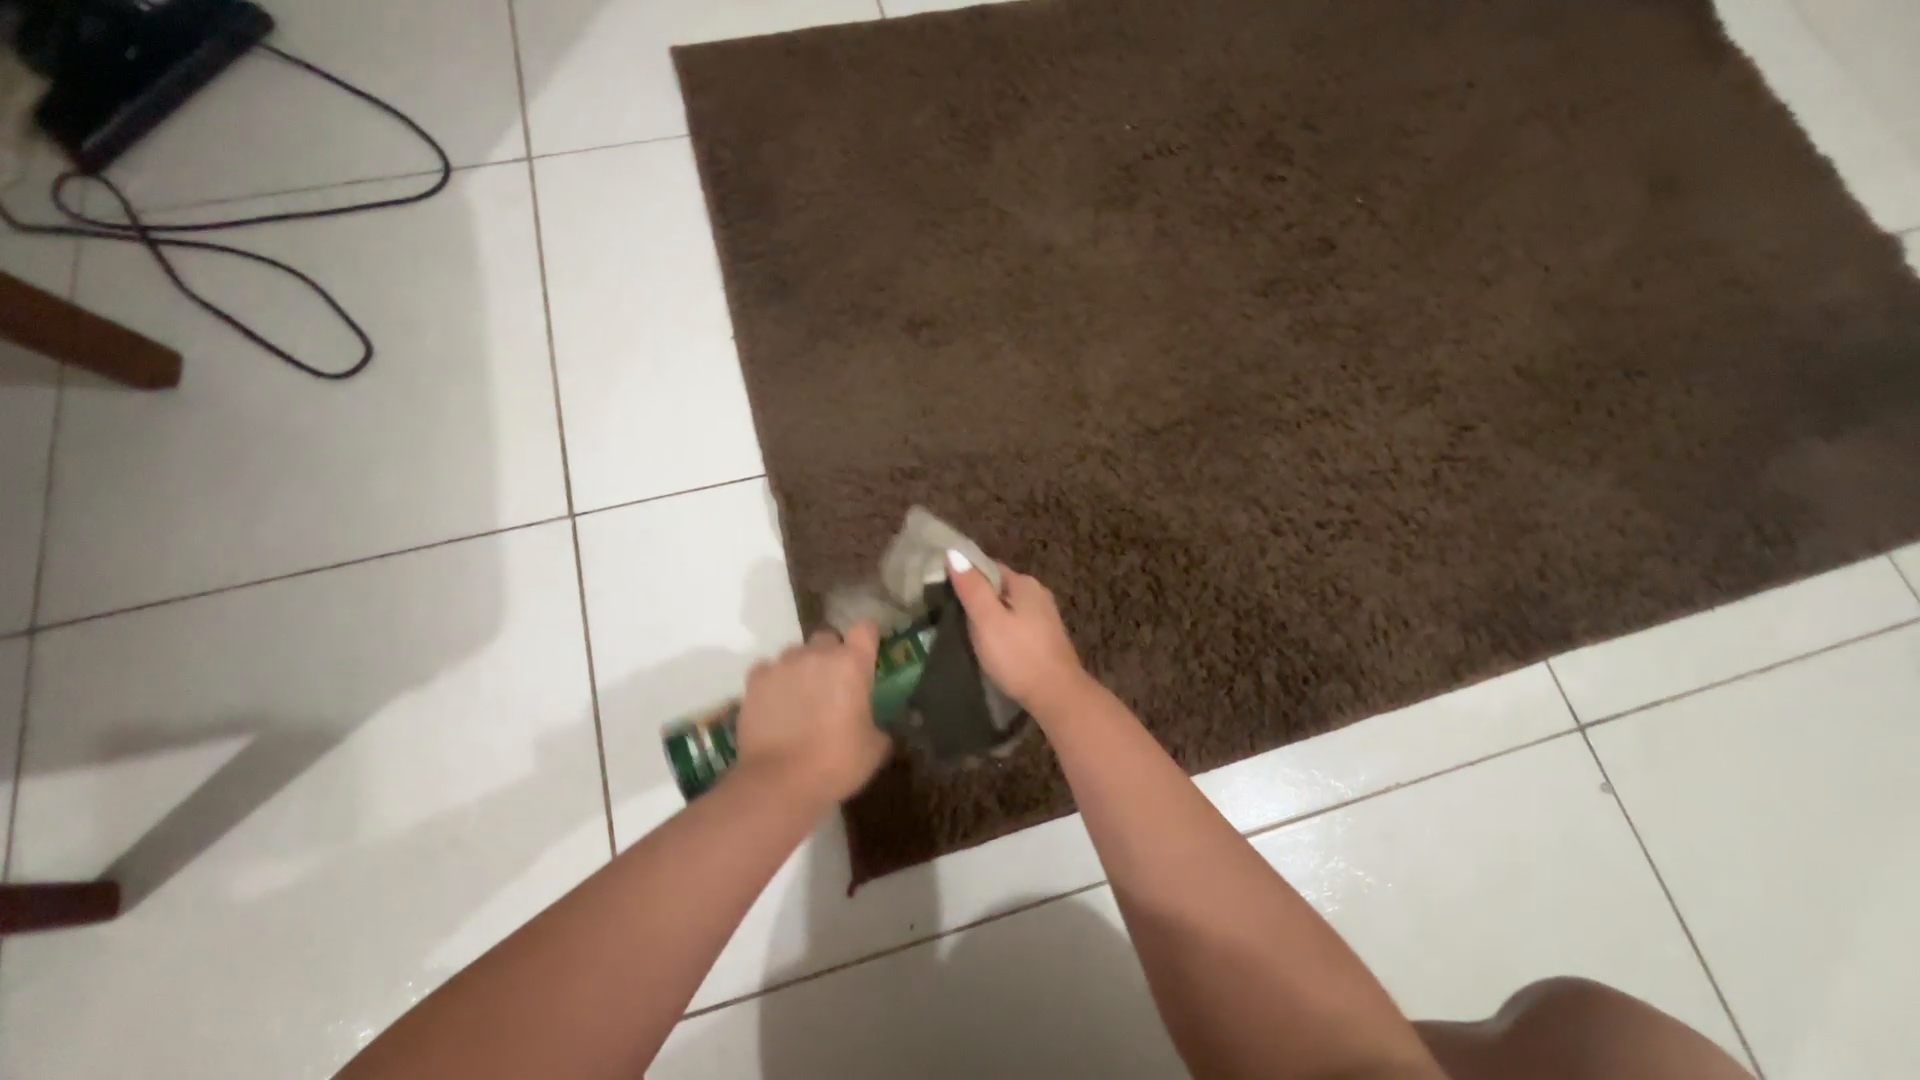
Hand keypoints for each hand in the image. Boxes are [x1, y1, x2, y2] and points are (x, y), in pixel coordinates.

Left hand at [734, 624, 891, 805]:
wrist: (779, 782)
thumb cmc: (836, 763)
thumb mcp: (874, 749)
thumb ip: (878, 726)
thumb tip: (875, 727)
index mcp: (852, 664)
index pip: (864, 628)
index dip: (866, 640)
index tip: (866, 657)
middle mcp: (816, 654)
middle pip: (827, 639)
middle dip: (831, 656)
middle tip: (832, 687)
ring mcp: (782, 665)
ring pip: (795, 654)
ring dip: (802, 669)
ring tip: (800, 700)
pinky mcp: (755, 681)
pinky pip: (768, 670)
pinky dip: (774, 683)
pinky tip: (775, 707)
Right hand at [944, 552, 1090, 713]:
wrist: (1057, 695)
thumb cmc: (1017, 655)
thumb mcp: (987, 620)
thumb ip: (971, 587)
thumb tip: (954, 552)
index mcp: (1024, 583)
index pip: (988, 567)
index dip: (964, 575)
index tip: (942, 590)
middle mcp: (1038, 593)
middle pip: (998, 587)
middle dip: (976, 597)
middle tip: (950, 614)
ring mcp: (1045, 616)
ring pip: (1007, 607)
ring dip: (988, 615)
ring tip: (965, 632)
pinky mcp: (1046, 637)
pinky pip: (1016, 623)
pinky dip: (1001, 629)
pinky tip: (991, 645)